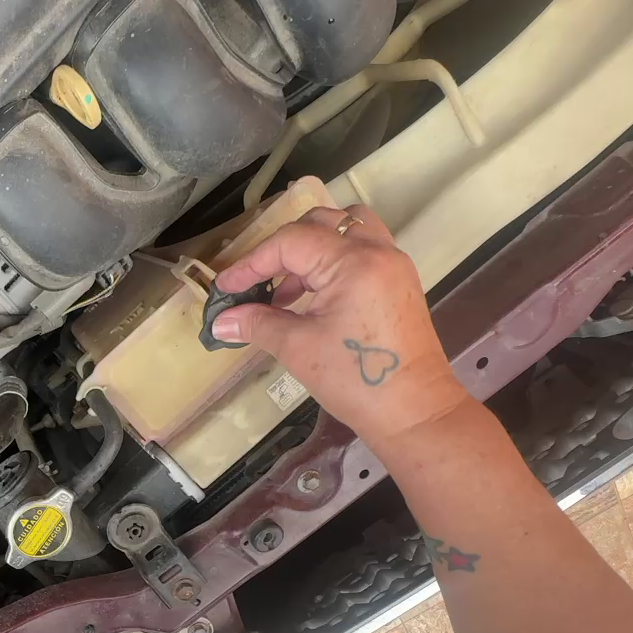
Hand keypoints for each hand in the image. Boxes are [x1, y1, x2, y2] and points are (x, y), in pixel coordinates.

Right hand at [210, 205, 472, 452]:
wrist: (411, 409)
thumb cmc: (354, 379)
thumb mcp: (296, 348)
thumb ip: (257, 324)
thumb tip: (221, 321)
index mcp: (353, 263)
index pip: (291, 243)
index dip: (251, 263)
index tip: (226, 289)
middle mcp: (377, 251)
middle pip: (318, 223)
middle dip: (279, 249)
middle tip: (254, 282)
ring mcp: (391, 264)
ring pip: (344, 229)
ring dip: (308, 249)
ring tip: (284, 289)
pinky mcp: (395, 282)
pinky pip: (359, 250)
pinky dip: (329, 261)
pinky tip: (310, 298)